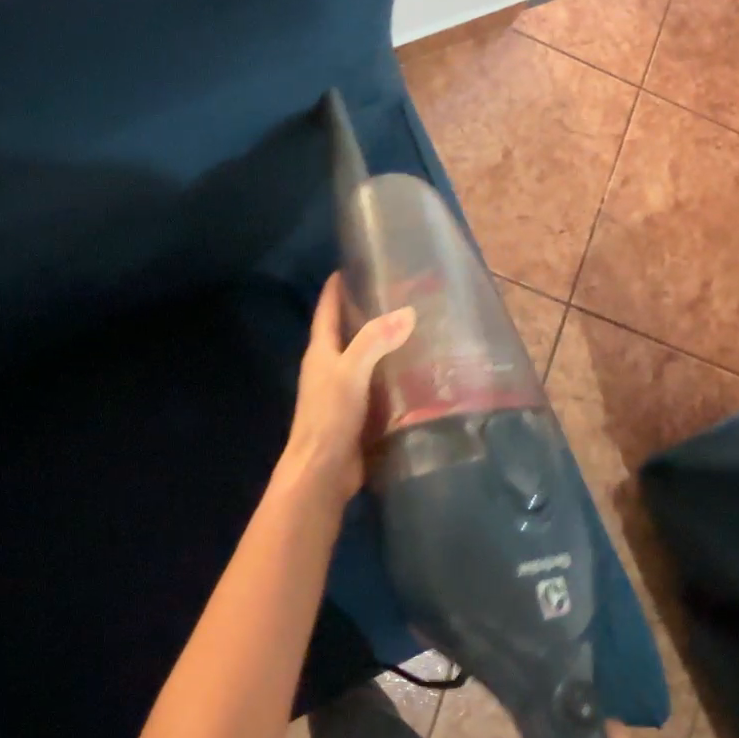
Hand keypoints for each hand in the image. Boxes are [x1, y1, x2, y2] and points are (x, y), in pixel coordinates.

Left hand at [280, 273, 414, 502]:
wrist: (322, 472)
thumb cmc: (329, 417)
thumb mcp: (350, 372)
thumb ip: (374, 341)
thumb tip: (407, 311)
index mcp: (320, 352)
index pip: (326, 310)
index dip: (336, 288)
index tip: (352, 265)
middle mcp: (329, 368)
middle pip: (347, 332)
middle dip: (367, 312)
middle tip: (400, 293)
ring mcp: (343, 392)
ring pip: (365, 359)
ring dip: (384, 344)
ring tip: (417, 327)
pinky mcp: (358, 414)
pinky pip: (378, 385)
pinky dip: (394, 374)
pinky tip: (418, 371)